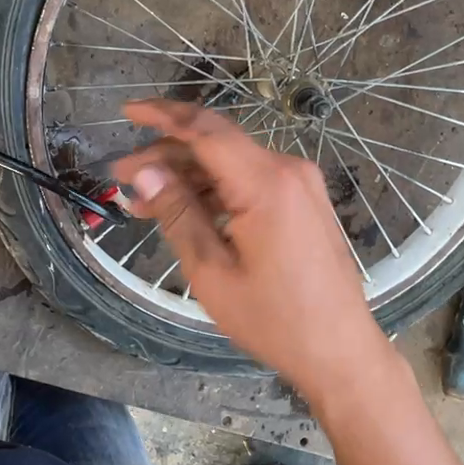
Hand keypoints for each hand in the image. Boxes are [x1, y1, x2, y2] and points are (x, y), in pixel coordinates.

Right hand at [114, 99, 384, 399]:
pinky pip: (249, 180)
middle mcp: (287, 170)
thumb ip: (177, 213)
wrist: (341, 353)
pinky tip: (184, 209)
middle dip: (165, 155)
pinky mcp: (303, 200)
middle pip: (215, 144)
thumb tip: (144, 172)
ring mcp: (300, 184)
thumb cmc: (274, 320)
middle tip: (122, 177)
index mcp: (265, 183)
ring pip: (230, 162)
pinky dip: (214, 189)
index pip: (204, 129)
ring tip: (143, 201)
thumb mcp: (212, 271)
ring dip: (187, 175)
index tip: (127, 111)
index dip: (162, 115)